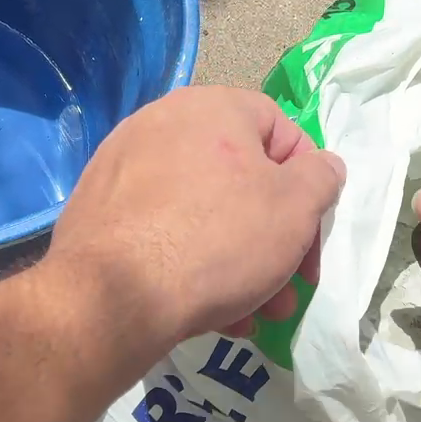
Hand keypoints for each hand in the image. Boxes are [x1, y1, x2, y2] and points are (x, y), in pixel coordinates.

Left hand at [50, 86, 345, 345]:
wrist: (109, 298)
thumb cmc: (217, 238)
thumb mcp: (295, 207)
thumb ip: (321, 177)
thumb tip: (322, 166)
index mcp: (213, 106)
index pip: (282, 132)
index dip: (308, 187)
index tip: (311, 238)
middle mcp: (164, 121)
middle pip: (241, 179)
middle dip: (272, 239)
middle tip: (284, 290)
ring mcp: (124, 164)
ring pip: (203, 210)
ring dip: (237, 260)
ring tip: (248, 315)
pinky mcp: (98, 208)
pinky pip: (162, 228)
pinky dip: (190, 263)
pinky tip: (205, 312)